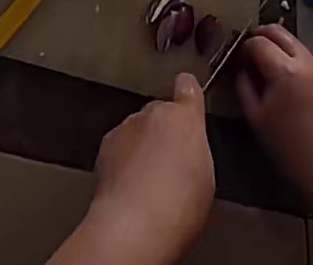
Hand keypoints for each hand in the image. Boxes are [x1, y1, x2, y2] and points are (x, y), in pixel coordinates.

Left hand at [81, 73, 213, 264]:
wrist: (132, 227)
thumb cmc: (175, 208)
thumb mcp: (206, 178)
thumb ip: (197, 150)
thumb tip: (190, 153)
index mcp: (186, 118)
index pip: (188, 85)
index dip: (187, 92)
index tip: (187, 95)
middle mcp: (156, 113)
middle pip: (161, 113)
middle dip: (163, 132)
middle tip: (168, 166)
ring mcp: (129, 126)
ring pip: (138, 129)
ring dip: (141, 146)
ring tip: (146, 182)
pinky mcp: (106, 144)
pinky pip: (118, 145)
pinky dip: (122, 159)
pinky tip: (127, 186)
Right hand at [234, 24, 312, 195]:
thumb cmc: (289, 147)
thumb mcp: (257, 119)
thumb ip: (244, 87)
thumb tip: (241, 68)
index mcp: (284, 70)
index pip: (258, 42)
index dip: (243, 47)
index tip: (236, 60)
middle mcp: (303, 60)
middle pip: (278, 31)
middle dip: (260, 35)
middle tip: (247, 51)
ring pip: (292, 40)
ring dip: (276, 43)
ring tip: (262, 63)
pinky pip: (303, 53)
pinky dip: (288, 54)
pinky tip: (281, 75)